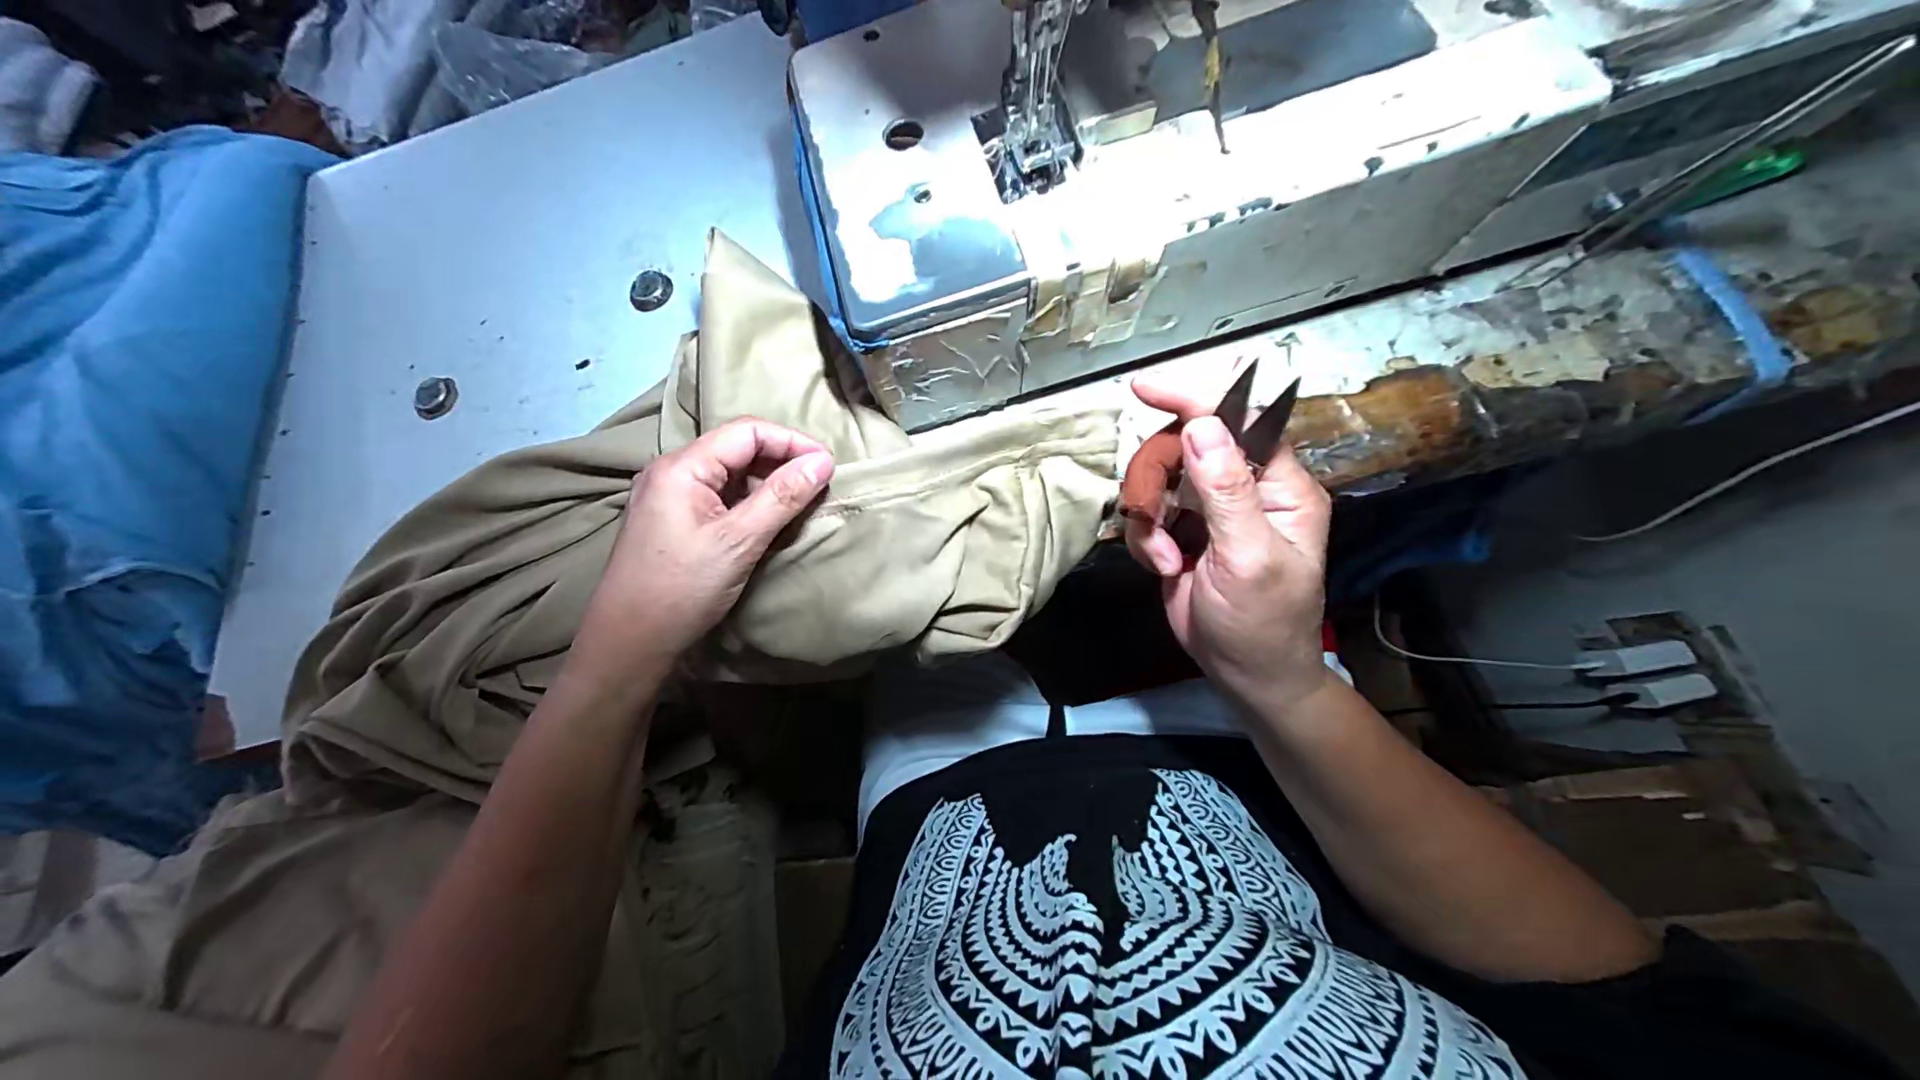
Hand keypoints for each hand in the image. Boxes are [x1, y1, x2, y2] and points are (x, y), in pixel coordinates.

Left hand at [580, 418, 834, 665]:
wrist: (629, 642)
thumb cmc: (682, 589)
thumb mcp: (739, 541)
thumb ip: (782, 497)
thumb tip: (824, 462)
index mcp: (682, 467)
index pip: (747, 431)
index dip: (792, 442)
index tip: (829, 465)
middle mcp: (672, 471)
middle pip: (738, 446)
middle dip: (782, 459)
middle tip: (819, 484)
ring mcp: (670, 495)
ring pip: (730, 471)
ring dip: (768, 480)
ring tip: (801, 501)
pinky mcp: (673, 518)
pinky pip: (719, 493)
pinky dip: (750, 499)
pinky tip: (769, 518)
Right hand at [1124, 373, 1331, 707]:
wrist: (1243, 674)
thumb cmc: (1263, 622)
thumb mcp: (1250, 558)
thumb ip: (1227, 491)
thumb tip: (1203, 425)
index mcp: (1279, 485)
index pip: (1240, 420)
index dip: (1195, 400)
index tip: (1146, 389)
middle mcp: (1242, 487)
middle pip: (1182, 447)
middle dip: (1156, 481)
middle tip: (1151, 518)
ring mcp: (1207, 509)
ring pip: (1155, 479)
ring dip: (1148, 519)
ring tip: (1165, 557)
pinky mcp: (1178, 530)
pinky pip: (1144, 514)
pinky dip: (1145, 541)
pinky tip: (1165, 568)